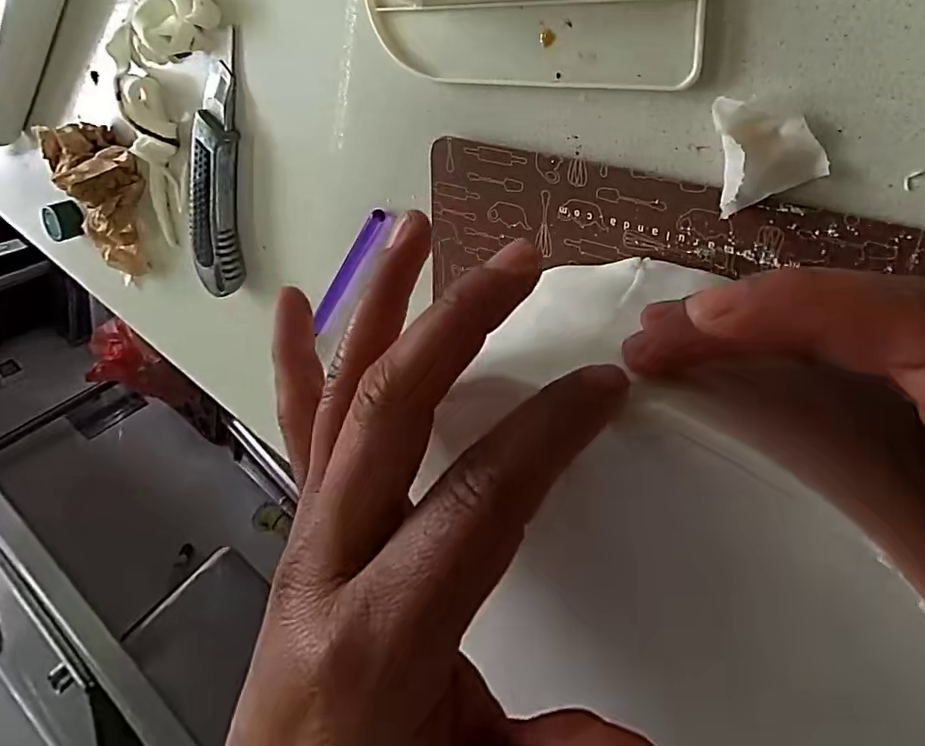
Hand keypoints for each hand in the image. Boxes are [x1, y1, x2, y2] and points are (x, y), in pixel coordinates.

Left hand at [231, 211, 647, 745]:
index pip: (477, 500)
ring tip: (409, 230)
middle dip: (455, 324)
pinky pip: (295, 422)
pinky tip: (292, 303)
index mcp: (382, 628)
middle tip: (510, 264)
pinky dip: (295, 357)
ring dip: (376, 302)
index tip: (600, 385)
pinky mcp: (300, 517)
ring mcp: (308, 523)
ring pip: (339, 389)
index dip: (544, 435)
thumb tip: (632, 739)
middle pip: (392, 407)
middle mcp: (332, 553)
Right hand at [623, 268, 924, 745]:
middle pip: (881, 310)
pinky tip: (735, 361)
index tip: (701, 321)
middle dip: (753, 310)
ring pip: (871, 321)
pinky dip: (789, 344)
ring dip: (759, 320)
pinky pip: (872, 351)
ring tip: (672, 338)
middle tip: (653, 338)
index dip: (808, 310)